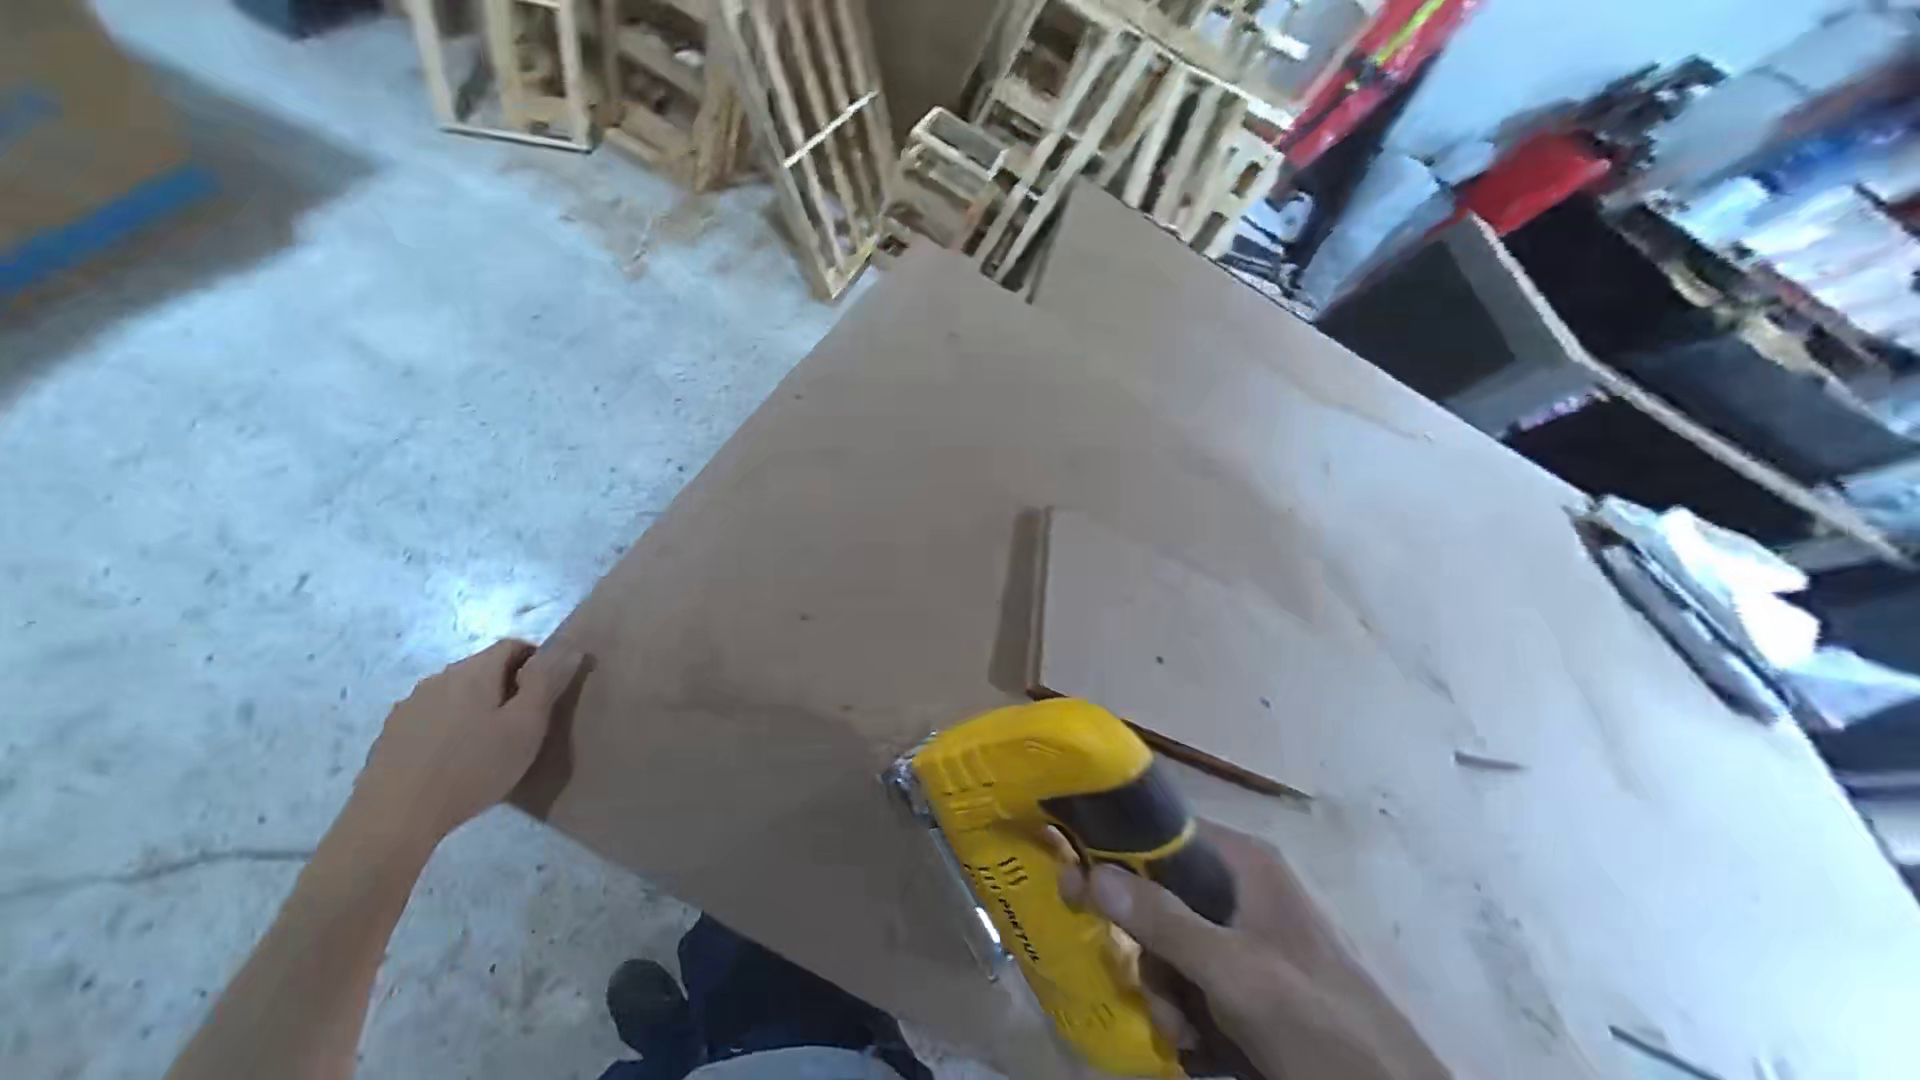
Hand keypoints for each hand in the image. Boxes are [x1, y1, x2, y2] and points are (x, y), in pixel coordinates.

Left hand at [352, 640, 587, 845]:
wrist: (394, 818)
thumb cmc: (474, 768)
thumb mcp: (525, 726)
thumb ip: (546, 683)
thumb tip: (570, 649)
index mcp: (474, 671)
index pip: (513, 645)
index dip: (537, 661)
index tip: (547, 693)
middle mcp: (439, 678)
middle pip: (484, 667)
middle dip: (509, 684)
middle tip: (524, 722)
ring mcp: (410, 705)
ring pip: (457, 692)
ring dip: (478, 705)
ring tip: (489, 743)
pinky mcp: (391, 732)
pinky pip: (433, 715)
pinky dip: (452, 725)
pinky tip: (455, 758)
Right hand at [1062, 822, 1448, 1079]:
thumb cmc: (1318, 1024)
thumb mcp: (1234, 973)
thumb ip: (1163, 921)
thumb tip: (1091, 872)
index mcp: (1244, 862)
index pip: (1164, 832)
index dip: (1118, 854)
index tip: (1078, 883)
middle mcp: (1240, 888)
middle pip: (1160, 891)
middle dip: (1144, 941)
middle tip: (1126, 969)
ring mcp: (1245, 936)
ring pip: (1170, 940)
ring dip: (1161, 984)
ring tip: (1179, 1030)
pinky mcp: (1247, 980)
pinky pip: (1191, 975)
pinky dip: (1182, 1006)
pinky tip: (1191, 1042)